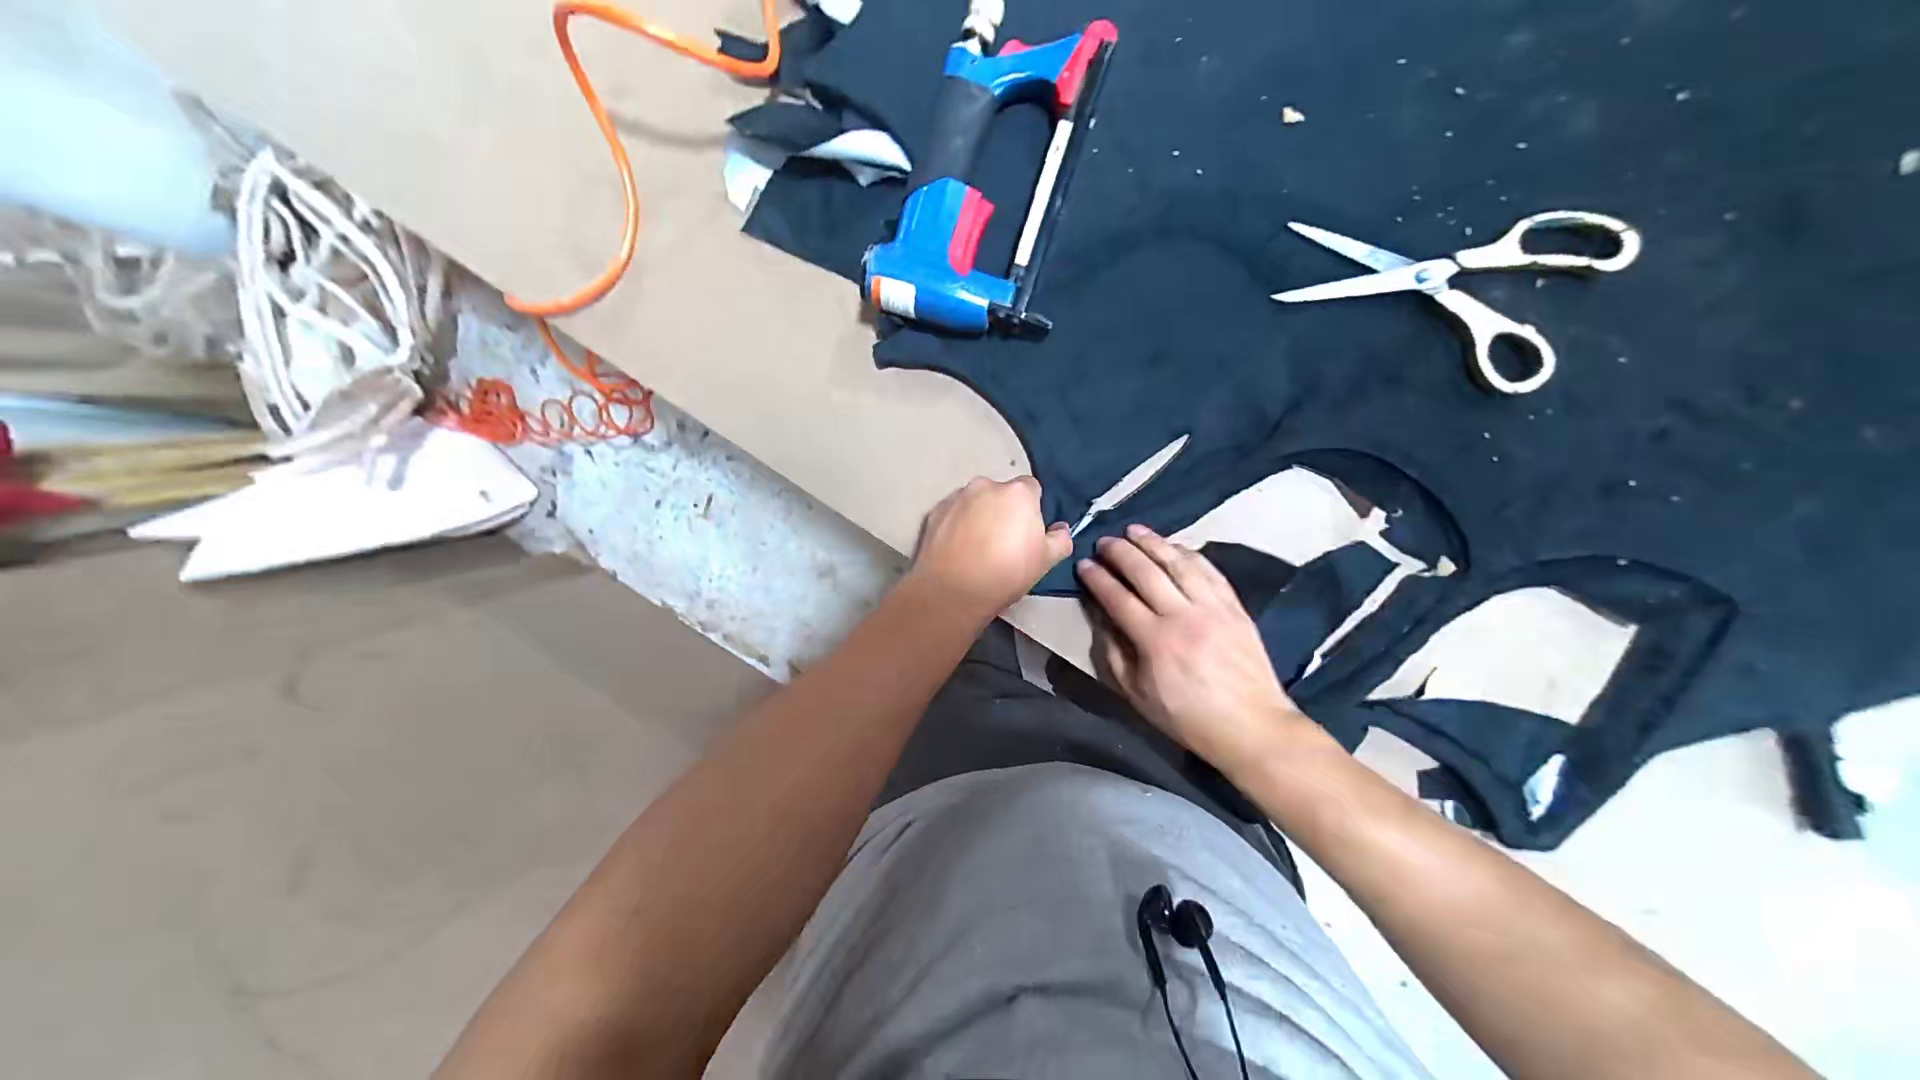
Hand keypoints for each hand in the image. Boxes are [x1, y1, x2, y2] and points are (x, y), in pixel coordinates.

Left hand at [910, 476, 1072, 615]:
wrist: (953, 590)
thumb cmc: (1006, 573)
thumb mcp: (1046, 561)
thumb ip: (1060, 539)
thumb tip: (1061, 530)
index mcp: (1018, 493)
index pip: (1032, 489)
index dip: (1032, 510)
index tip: (1027, 532)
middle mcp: (986, 485)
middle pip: (1002, 493)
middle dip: (1004, 510)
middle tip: (1003, 541)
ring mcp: (957, 497)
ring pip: (975, 501)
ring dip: (980, 515)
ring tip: (977, 547)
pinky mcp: (934, 511)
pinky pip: (953, 512)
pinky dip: (957, 524)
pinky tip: (958, 548)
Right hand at [1076, 525, 1322, 769]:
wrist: (1252, 727)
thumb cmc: (1188, 718)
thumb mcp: (1138, 696)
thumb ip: (1115, 656)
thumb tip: (1102, 621)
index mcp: (1155, 641)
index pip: (1118, 598)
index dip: (1097, 578)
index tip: (1083, 565)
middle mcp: (1183, 616)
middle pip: (1146, 571)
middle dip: (1120, 552)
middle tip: (1104, 542)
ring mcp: (1213, 608)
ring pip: (1178, 563)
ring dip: (1153, 543)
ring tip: (1134, 531)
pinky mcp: (1235, 608)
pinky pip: (1209, 571)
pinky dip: (1189, 554)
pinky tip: (1175, 547)